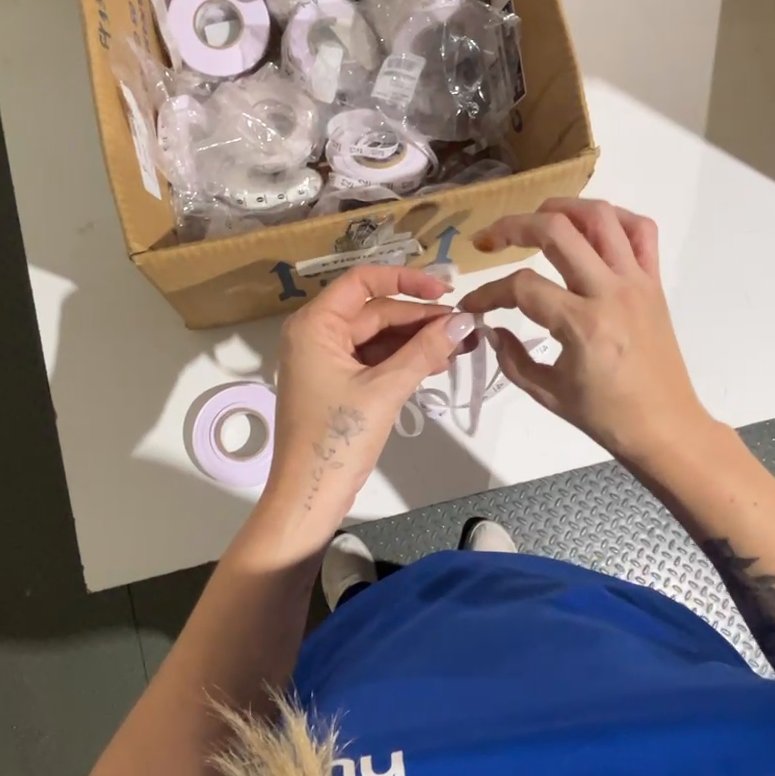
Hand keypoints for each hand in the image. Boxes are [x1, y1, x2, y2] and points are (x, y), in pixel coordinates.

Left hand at [262, 265, 476, 532]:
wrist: (308, 495)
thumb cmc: (337, 439)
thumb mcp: (385, 390)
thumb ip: (424, 351)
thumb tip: (464, 322)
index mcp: (315, 325)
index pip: (362, 281)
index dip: (405, 279)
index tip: (445, 290)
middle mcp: (316, 335)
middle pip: (375, 311)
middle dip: (420, 319)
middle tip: (466, 328)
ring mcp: (326, 361)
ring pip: (378, 338)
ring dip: (416, 341)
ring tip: (460, 347)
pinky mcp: (337, 384)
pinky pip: (374, 361)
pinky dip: (403, 361)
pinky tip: (436, 365)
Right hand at [459, 199, 715, 460]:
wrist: (665, 426)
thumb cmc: (605, 416)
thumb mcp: (546, 393)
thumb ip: (511, 358)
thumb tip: (491, 328)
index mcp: (581, 325)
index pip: (521, 287)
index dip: (487, 293)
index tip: (472, 306)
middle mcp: (610, 292)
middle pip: (556, 231)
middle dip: (513, 227)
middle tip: (489, 240)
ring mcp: (636, 282)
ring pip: (600, 216)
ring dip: (561, 208)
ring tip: (535, 218)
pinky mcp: (654, 282)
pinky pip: (641, 231)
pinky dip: (613, 217)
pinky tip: (589, 227)